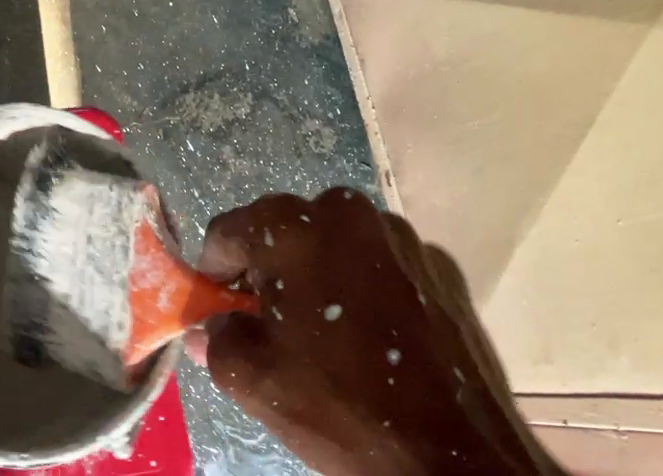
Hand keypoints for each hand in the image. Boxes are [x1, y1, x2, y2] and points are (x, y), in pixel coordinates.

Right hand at [196, 190, 559, 475]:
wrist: (454, 461)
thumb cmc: (339, 408)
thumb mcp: (250, 379)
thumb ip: (215, 337)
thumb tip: (208, 326)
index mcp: (291, 227)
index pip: (227, 232)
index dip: (215, 271)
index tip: (223, 307)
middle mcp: (344, 212)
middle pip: (282, 228)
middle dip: (267, 267)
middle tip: (269, 319)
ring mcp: (399, 235)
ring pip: (333, 241)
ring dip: (317, 270)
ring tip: (324, 327)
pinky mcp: (440, 266)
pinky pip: (380, 262)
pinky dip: (365, 284)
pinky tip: (372, 334)